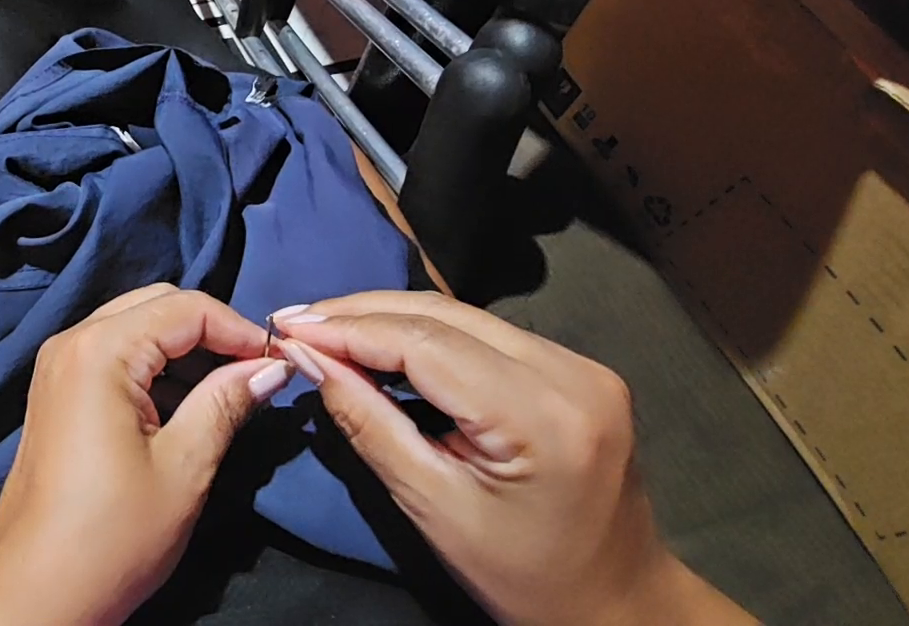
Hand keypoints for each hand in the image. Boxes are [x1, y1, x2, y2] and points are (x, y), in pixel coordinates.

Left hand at [0, 284, 290, 625]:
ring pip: (134, 324)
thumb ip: (226, 402)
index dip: (237, 328)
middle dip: (210, 330)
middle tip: (254, 372)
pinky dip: (153, 363)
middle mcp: (72, 339)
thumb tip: (271, 367)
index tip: (278, 361)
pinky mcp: (56, 387)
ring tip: (227, 388)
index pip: (184, 307)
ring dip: (183, 346)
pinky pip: (113, 350)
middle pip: (156, 305)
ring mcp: (59, 362)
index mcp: (100, 349)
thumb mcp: (184, 467)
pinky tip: (182, 401)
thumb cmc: (114, 533)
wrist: (37, 590)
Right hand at [274, 291, 754, 625]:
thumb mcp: (431, 506)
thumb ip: (367, 421)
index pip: (424, 343)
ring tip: (321, 325)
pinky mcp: (569, 364)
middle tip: (294, 320)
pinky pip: (475, 328)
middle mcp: (569, 370)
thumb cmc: (524, 576)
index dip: (347, 329)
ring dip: (382, 315)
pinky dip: (416, 328)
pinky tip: (375, 336)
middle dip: (357, 313)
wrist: (623, 606)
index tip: (285, 327)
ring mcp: (576, 361)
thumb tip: (306, 355)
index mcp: (544, 416)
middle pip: (438, 313)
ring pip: (454, 312)